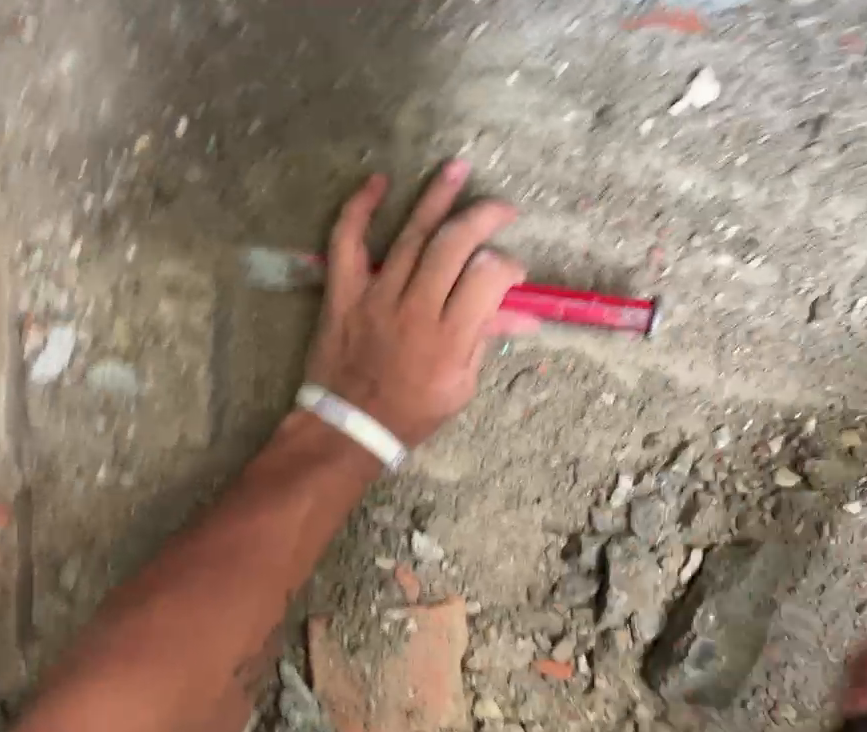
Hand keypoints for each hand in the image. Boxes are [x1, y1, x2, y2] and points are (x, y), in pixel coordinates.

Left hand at [304, 162, 528, 445]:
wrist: (349, 428)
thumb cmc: (412, 413)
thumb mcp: (460, 388)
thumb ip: (484, 342)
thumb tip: (522, 314)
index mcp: (449, 338)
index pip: (488, 278)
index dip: (507, 266)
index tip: (512, 272)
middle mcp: (415, 309)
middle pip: (454, 244)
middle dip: (483, 217)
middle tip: (501, 209)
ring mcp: (376, 297)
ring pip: (410, 234)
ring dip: (437, 196)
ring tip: (457, 167)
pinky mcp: (344, 293)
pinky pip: (346, 242)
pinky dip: (359, 209)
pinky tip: (378, 182)